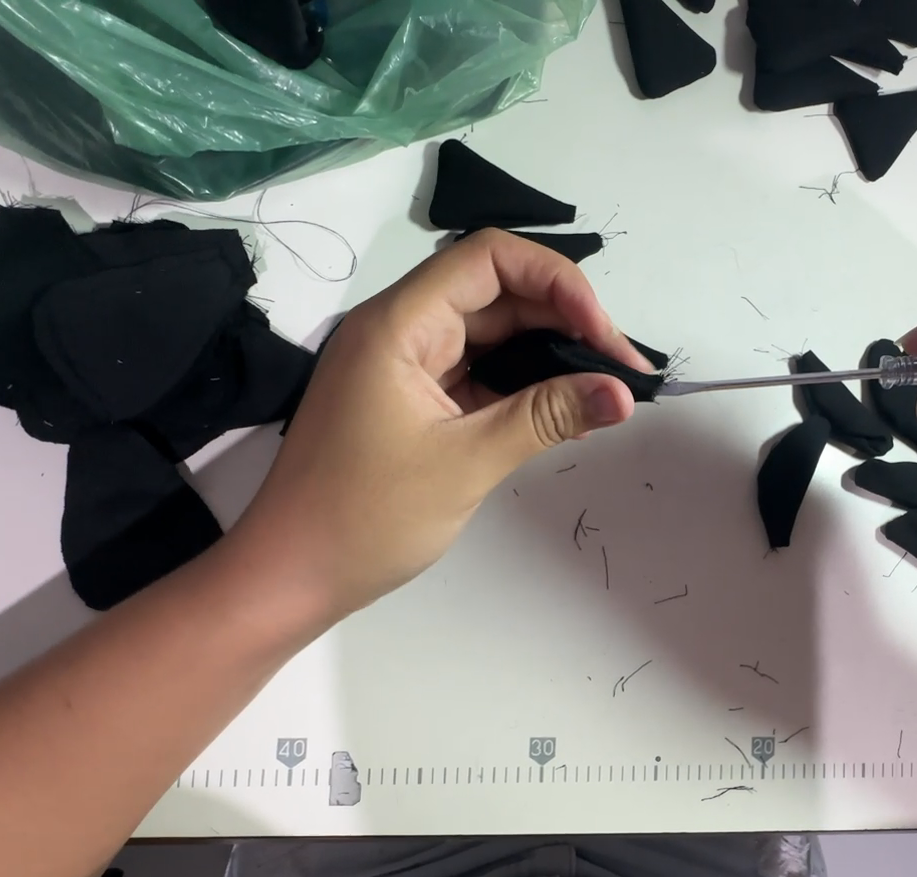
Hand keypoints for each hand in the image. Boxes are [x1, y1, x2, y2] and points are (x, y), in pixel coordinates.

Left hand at [223, 230, 651, 631]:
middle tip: (621, 370)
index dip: (558, 283)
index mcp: (400, 325)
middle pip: (497, 295)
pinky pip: (481, 378)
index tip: (603, 335)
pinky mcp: (416, 403)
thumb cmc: (366, 518)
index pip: (489, 260)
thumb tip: (622, 393)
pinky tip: (566, 414)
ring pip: (493, 338)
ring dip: (549, 358)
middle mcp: (403, 332)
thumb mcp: (466, 462)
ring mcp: (409, 368)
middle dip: (566, 321)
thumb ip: (547, 418)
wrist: (294, 576)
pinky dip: (523, 391)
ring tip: (604, 391)